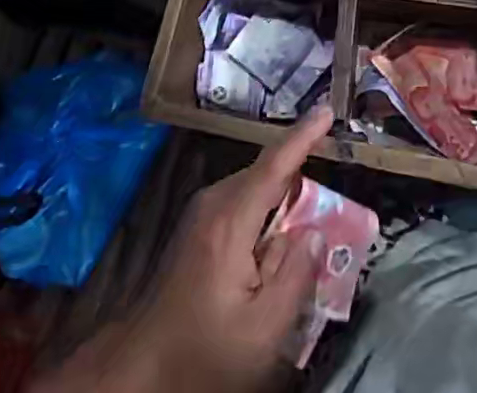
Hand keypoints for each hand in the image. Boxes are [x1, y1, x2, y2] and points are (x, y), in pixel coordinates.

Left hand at [31, 107, 333, 392]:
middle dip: (302, 167)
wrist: (141, 365)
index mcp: (230, 222)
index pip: (274, 166)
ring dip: (286, 190)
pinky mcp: (198, 226)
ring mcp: (202, 212)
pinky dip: (269, 206)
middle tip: (336, 172)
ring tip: (318, 205)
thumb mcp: (263, 329)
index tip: (326, 111)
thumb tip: (315, 230)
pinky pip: (243, 202)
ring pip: (255, 187)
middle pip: (267, 172)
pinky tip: (282, 231)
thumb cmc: (204, 349)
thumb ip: (295, 275)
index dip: (303, 136)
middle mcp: (213, 203)